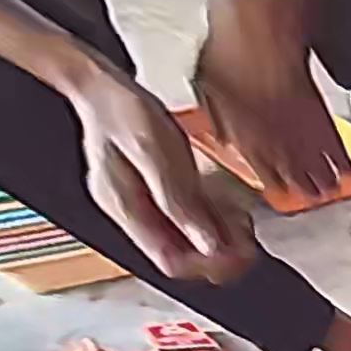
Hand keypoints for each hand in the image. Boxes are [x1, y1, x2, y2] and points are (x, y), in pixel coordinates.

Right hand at [65, 66, 253, 282]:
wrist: (104, 86)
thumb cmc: (126, 114)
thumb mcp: (154, 154)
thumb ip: (178, 201)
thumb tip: (208, 247)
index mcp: (126, 210)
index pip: (172, 263)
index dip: (208, 265)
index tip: (237, 251)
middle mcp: (140, 216)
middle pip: (191, 259)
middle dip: (225, 251)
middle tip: (245, 230)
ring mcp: (154, 209)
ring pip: (202, 244)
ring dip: (229, 236)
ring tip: (239, 215)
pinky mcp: (169, 200)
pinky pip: (203, 225)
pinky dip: (223, 221)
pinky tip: (232, 206)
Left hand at [195, 30, 350, 198]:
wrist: (260, 41)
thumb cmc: (229, 58)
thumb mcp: (205, 88)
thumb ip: (217, 119)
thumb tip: (221, 136)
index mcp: (248, 143)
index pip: (268, 180)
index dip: (276, 184)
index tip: (282, 185)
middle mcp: (281, 151)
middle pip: (302, 186)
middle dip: (306, 189)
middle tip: (311, 190)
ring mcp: (308, 143)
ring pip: (326, 179)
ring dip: (328, 183)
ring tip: (330, 185)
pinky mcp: (329, 131)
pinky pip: (344, 160)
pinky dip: (346, 166)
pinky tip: (345, 166)